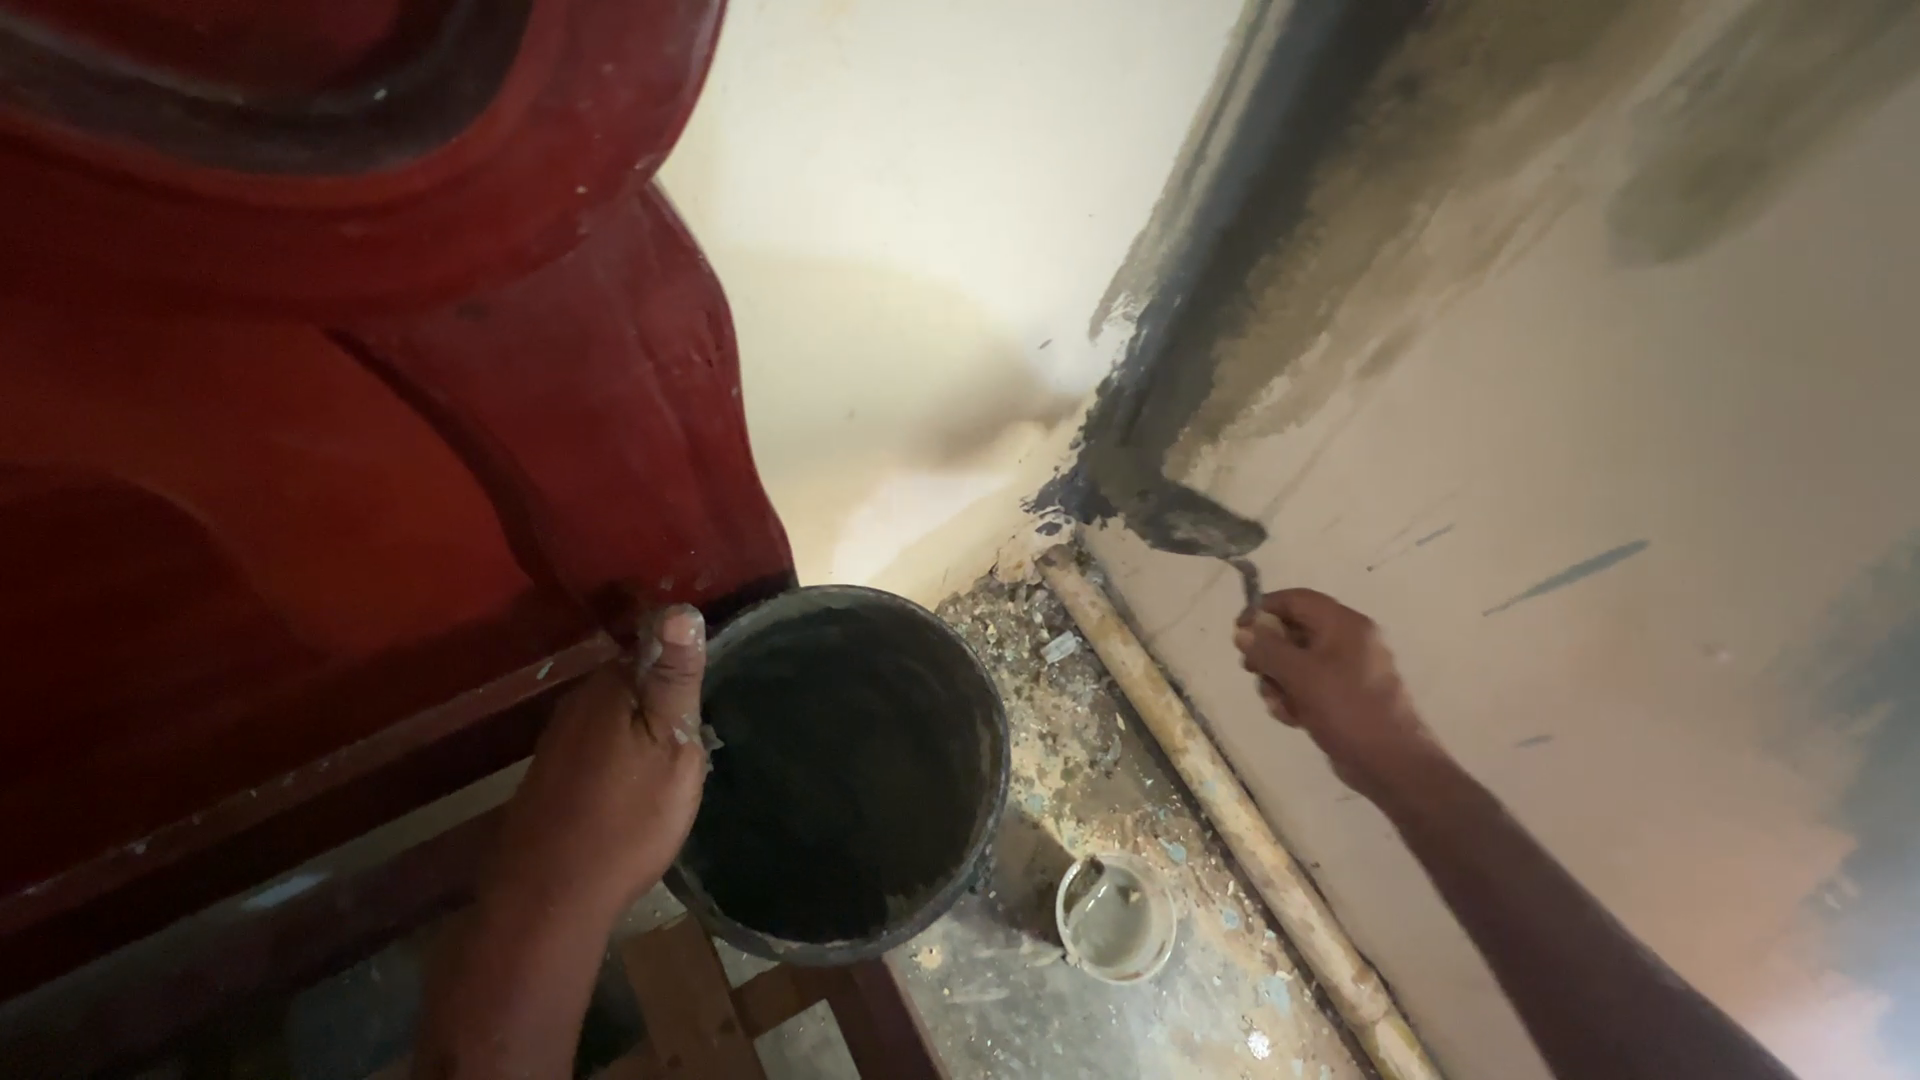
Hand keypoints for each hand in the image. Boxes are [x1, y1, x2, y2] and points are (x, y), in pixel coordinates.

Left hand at [485, 605, 709, 916]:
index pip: (655, 647)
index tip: (710, 697)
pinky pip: (599, 745)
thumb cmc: (626, 819)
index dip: (685, 667)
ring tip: (673, 766)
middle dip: (666, 699)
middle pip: (634, 681)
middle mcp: (577, 703)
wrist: (546, 901)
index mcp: (610, 687)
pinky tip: (635, 788)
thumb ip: (675, 679)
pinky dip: (622, 756)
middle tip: (699, 738)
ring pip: (616, 716)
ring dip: (644, 730)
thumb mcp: (671, 746)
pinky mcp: (550, 775)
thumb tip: (681, 608)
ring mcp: (558, 741)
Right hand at [1232, 589, 1444, 806]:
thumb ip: (1267, 648)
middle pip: (1293, 630)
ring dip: (1277, 680)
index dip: (1263, 609)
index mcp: (1344, 625)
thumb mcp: (1300, 675)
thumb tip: (1243, 631)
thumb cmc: (1347, 710)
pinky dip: (1293, 697)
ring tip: (1277, 703)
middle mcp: (1347, 641)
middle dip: (1268, 652)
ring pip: (1295, 661)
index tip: (1238, 632)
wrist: (1391, 764)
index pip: (1296, 599)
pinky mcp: (1343, 696)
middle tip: (1250, 669)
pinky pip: (1307, 684)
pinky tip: (1290, 717)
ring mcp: (1347, 670)